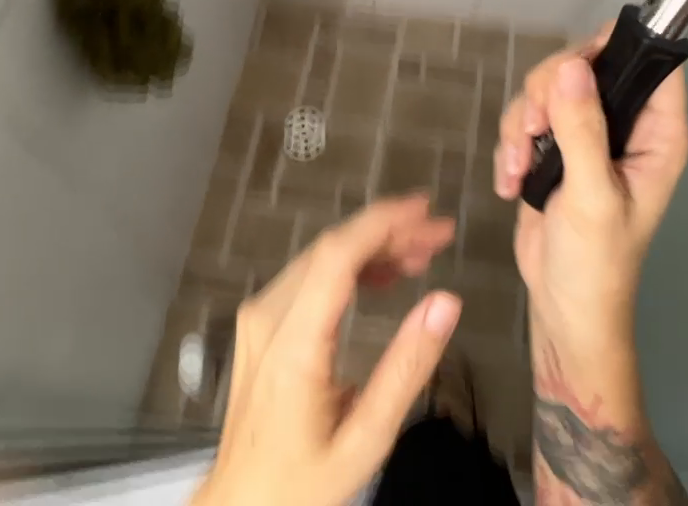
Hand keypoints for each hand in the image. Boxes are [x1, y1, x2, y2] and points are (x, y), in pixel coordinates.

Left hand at [192, 195, 461, 505]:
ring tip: (423, 252)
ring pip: (322, 257)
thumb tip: (445, 303)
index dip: (382, 223)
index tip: (424, 210)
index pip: (337, 256)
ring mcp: (260, 316)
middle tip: (439, 234)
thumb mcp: (366, 438)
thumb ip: (407, 368)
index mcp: (293, 343)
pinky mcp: (262, 322)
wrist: (242, 504)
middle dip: (389, 231)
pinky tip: (385, 275)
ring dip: (373, 246)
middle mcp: (268, 316)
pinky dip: (352, 266)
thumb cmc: (302, 480)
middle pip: (332, 249)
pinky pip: (310, 276)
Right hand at [493, 25, 687, 366]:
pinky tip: (511, 182)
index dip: (612, 49)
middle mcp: (624, 123)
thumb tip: (572, 66)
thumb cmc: (596, 261)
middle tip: (535, 131)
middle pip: (581, 64)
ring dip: (521, 126)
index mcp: (656, 132)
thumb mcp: (592, 195)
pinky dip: (510, 145)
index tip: (570, 72)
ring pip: (546, 88)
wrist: (562, 307)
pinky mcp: (553, 148)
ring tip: (519, 171)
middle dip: (546, 94)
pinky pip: (525, 117)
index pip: (649, 61)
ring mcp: (586, 134)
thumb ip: (583, 129)